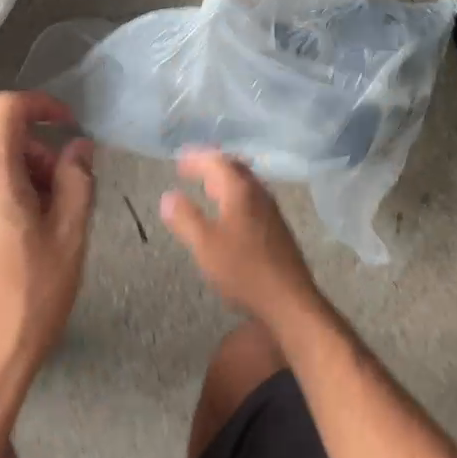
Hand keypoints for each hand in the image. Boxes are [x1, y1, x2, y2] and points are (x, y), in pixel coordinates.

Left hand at [0, 92, 94, 392]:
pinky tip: (18, 239)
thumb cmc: (27, 299)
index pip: (6, 106)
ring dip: (19, 174)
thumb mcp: (69, 235)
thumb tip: (77, 148)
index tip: (70, 126)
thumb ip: (77, 179)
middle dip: (36, 150)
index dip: (42, 106)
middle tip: (67, 188)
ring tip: (47, 219)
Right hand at [159, 151, 324, 332]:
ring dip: (225, 180)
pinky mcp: (277, 227)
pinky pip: (252, 198)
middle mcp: (259, 193)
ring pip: (245, 183)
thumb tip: (168, 196)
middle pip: (234, 167)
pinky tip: (229, 212)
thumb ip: (185, 218)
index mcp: (240, 191)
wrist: (289, 300)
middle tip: (191, 169)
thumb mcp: (205, 245)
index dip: (196, 158)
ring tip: (207, 188)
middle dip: (211, 164)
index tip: (178, 159)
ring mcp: (271, 210)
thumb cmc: (243, 270)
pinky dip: (234, 195)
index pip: (217, 161)